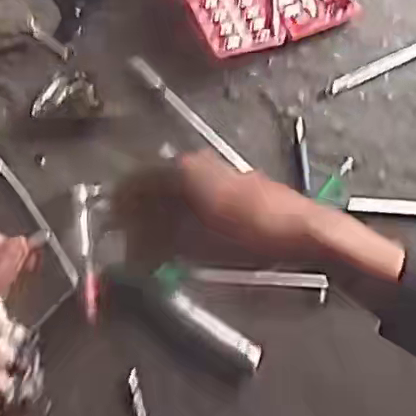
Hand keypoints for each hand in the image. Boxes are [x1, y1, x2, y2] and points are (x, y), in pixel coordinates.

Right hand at [115, 150, 406, 289]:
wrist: (305, 233)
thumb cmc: (248, 237)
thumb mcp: (194, 245)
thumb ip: (154, 241)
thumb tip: (128, 245)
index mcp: (183, 170)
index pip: (136, 182)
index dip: (120, 209)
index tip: (111, 232)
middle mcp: (196, 163)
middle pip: (154, 187)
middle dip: (140, 218)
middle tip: (134, 249)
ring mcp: (217, 172)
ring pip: (175, 194)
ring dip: (161, 221)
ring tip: (158, 251)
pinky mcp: (233, 187)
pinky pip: (195, 198)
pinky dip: (183, 219)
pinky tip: (186, 242)